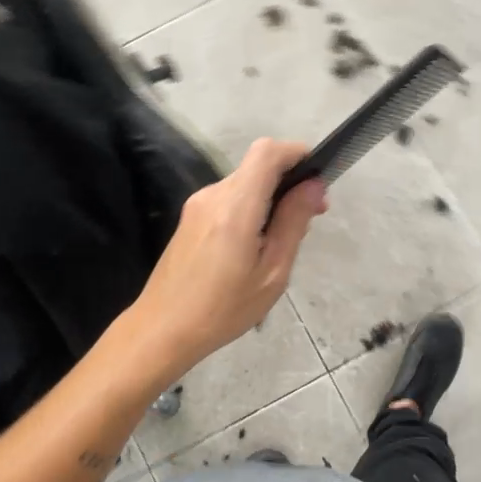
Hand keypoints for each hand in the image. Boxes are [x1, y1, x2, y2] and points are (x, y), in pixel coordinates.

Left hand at [130, 138, 326, 368]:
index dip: (296, 153)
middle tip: (310, 218)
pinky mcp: (189, 219)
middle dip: (288, 182)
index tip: (317, 179)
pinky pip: (228, 201)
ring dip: (269, 199)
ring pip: (243, 185)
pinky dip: (250, 210)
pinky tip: (254, 248)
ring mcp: (197, 206)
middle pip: (257, 167)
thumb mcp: (272, 273)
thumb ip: (293, 223)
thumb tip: (314, 185)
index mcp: (235, 206)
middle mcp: (213, 196)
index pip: (267, 152)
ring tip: (282, 242)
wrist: (162, 329)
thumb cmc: (223, 309)